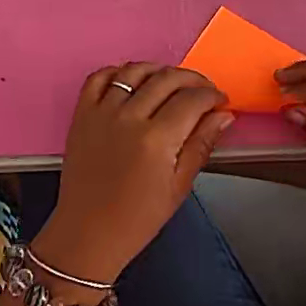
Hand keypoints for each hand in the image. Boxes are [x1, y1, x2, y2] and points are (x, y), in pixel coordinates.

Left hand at [35, 64, 232, 285]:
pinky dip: (118, 72)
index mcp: (156, 139)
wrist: (88, 235)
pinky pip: (99, 77)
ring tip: (172, 82)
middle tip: (203, 90)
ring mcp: (102, 113)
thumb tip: (224, 115)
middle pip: (167, 79)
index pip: (192, 99)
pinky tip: (133, 82)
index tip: (220, 102)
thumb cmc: (137, 218)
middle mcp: (129, 118)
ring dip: (159, 70)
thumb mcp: (179, 186)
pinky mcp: (82, 115)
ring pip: (135, 71)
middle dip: (193, 80)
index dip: (212, 95)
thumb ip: (202, 144)